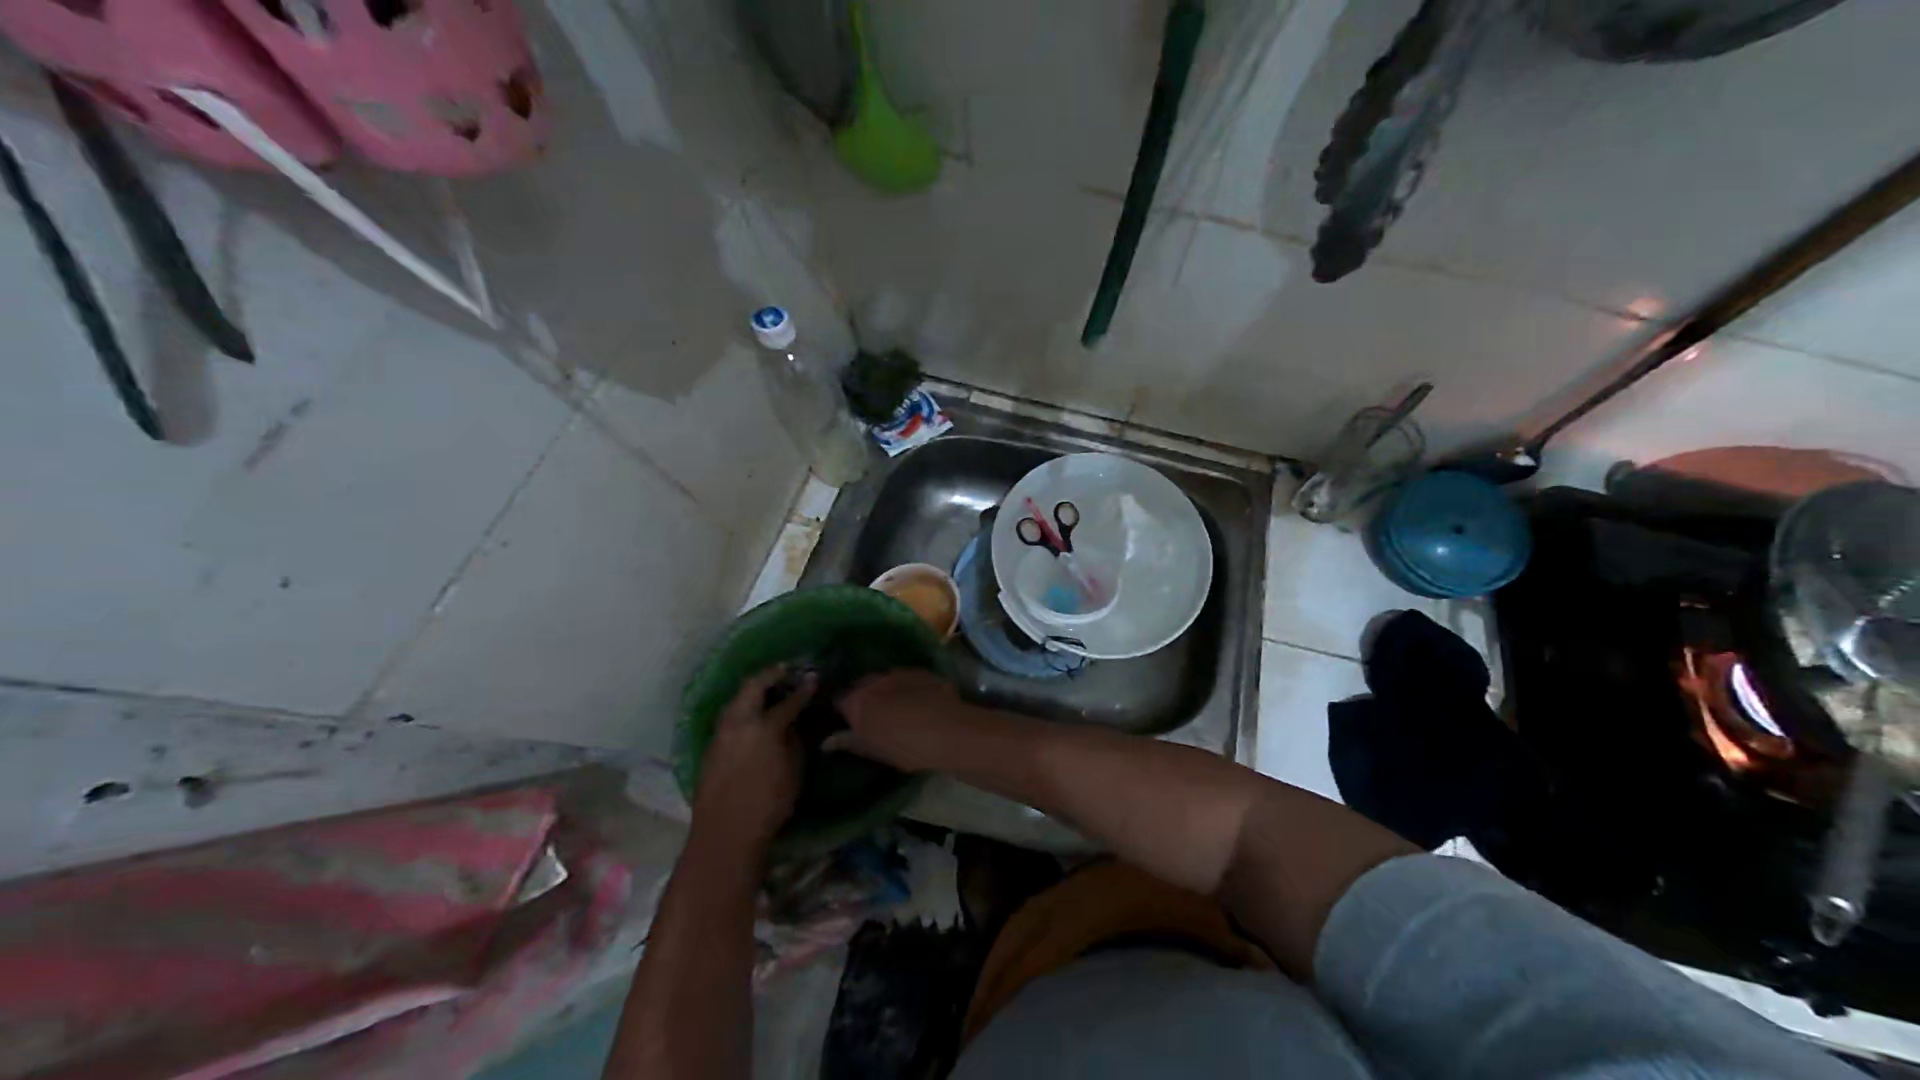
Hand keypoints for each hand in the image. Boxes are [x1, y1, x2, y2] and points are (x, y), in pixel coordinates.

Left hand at [692, 665, 812, 847]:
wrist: (726, 833)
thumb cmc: (768, 803)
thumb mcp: (793, 770)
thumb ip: (794, 740)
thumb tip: (793, 723)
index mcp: (763, 726)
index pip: (788, 701)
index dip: (803, 690)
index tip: (813, 679)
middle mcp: (738, 722)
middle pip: (752, 686)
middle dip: (770, 675)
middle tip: (785, 670)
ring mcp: (720, 734)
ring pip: (736, 700)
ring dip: (752, 691)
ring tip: (768, 690)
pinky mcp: (711, 748)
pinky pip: (729, 717)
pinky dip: (742, 708)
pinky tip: (752, 715)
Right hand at [831, 669, 967, 771]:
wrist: (951, 732)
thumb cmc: (907, 748)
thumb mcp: (875, 751)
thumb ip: (849, 741)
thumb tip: (827, 741)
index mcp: (857, 701)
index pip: (840, 701)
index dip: (845, 711)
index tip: (852, 723)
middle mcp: (874, 680)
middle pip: (862, 686)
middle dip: (866, 698)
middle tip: (876, 718)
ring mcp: (899, 672)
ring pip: (885, 681)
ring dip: (887, 691)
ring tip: (900, 710)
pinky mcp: (922, 671)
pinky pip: (907, 679)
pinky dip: (908, 689)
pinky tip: (921, 704)